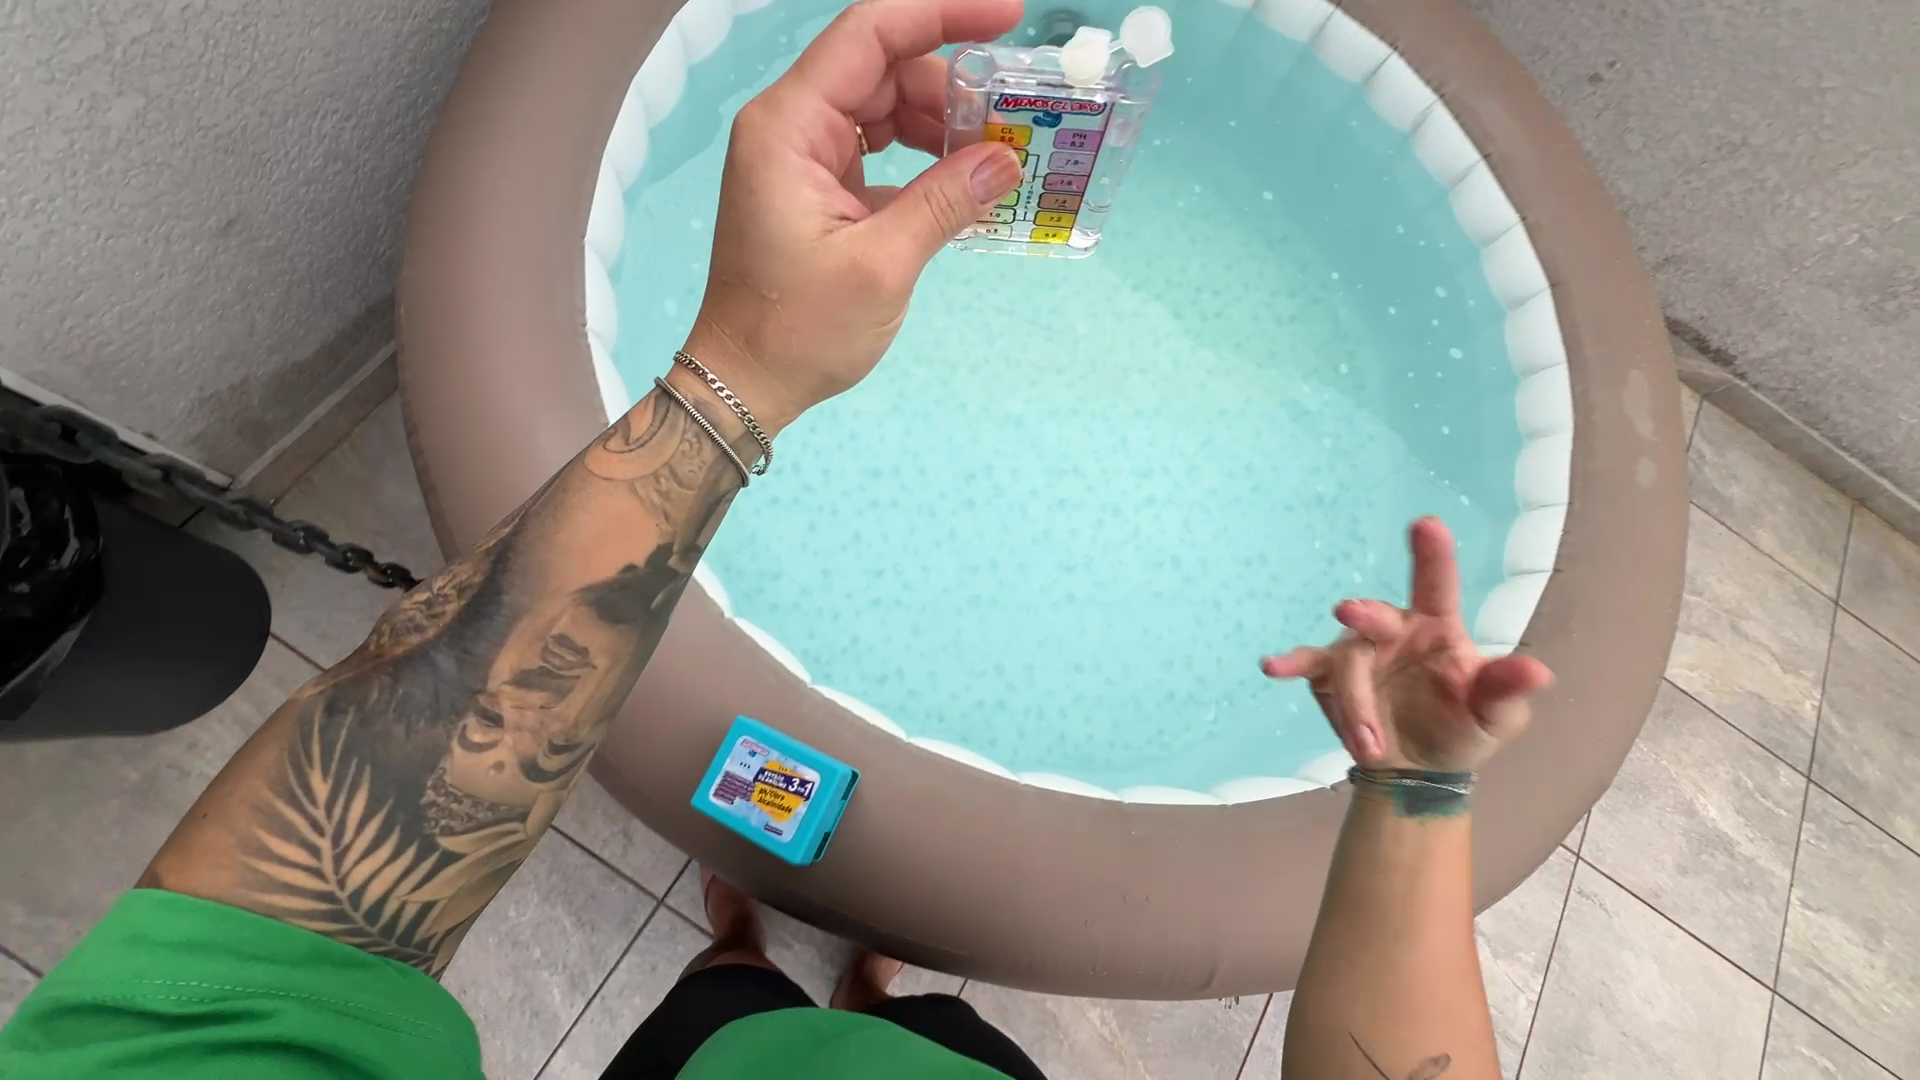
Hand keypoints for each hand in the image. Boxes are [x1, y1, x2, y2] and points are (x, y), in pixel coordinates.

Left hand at [683, 0, 1027, 433]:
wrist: (748, 381)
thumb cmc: (800, 331)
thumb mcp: (881, 267)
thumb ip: (943, 203)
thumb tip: (1006, 160)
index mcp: (790, 127)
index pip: (870, 34)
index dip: (942, 14)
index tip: (1009, 18)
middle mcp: (791, 129)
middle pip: (880, 71)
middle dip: (948, 90)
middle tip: (1007, 126)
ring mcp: (803, 162)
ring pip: (882, 113)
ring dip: (937, 129)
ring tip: (990, 159)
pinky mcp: (818, 195)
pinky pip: (876, 156)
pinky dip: (918, 165)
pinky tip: (957, 186)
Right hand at [1260, 517, 1553, 772]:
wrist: (1415, 768)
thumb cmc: (1462, 728)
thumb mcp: (1497, 716)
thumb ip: (1507, 690)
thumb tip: (1536, 669)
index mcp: (1436, 628)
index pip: (1435, 586)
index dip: (1432, 555)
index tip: (1426, 525)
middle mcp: (1392, 630)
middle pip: (1376, 617)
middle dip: (1364, 614)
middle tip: (1350, 613)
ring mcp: (1356, 651)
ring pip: (1347, 665)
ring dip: (1356, 706)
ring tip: (1370, 747)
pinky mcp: (1326, 675)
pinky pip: (1307, 665)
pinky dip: (1289, 663)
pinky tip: (1272, 665)